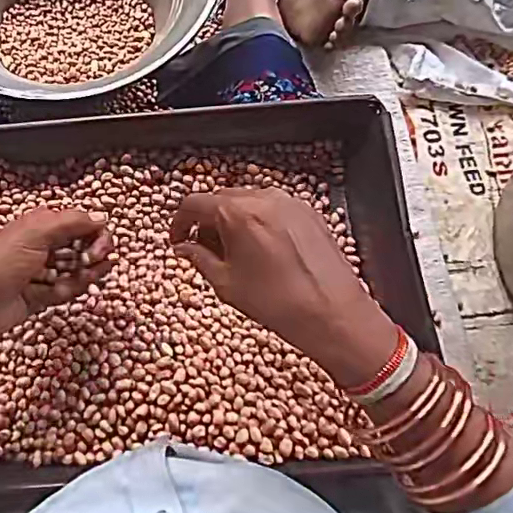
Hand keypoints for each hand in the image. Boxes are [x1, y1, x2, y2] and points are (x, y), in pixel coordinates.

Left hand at [0, 207, 114, 338]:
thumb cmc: (0, 262)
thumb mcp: (36, 232)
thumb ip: (72, 222)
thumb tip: (101, 218)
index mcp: (42, 224)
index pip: (83, 224)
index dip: (97, 235)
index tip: (98, 250)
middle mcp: (45, 245)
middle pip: (84, 246)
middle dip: (93, 256)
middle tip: (90, 264)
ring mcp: (44, 270)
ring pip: (79, 270)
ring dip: (84, 275)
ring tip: (79, 279)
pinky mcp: (44, 294)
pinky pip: (68, 290)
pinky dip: (70, 290)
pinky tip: (62, 291)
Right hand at [169, 187, 395, 386]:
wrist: (333, 314)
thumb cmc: (281, 303)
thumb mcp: (226, 283)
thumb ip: (199, 258)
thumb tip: (186, 249)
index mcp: (239, 214)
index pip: (194, 204)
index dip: (180, 222)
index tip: (178, 238)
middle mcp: (265, 200)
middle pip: (221, 198)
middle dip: (206, 221)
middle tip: (201, 248)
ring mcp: (290, 204)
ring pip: (247, 201)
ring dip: (232, 220)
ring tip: (232, 252)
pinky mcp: (309, 213)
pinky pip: (272, 208)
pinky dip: (257, 221)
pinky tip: (258, 250)